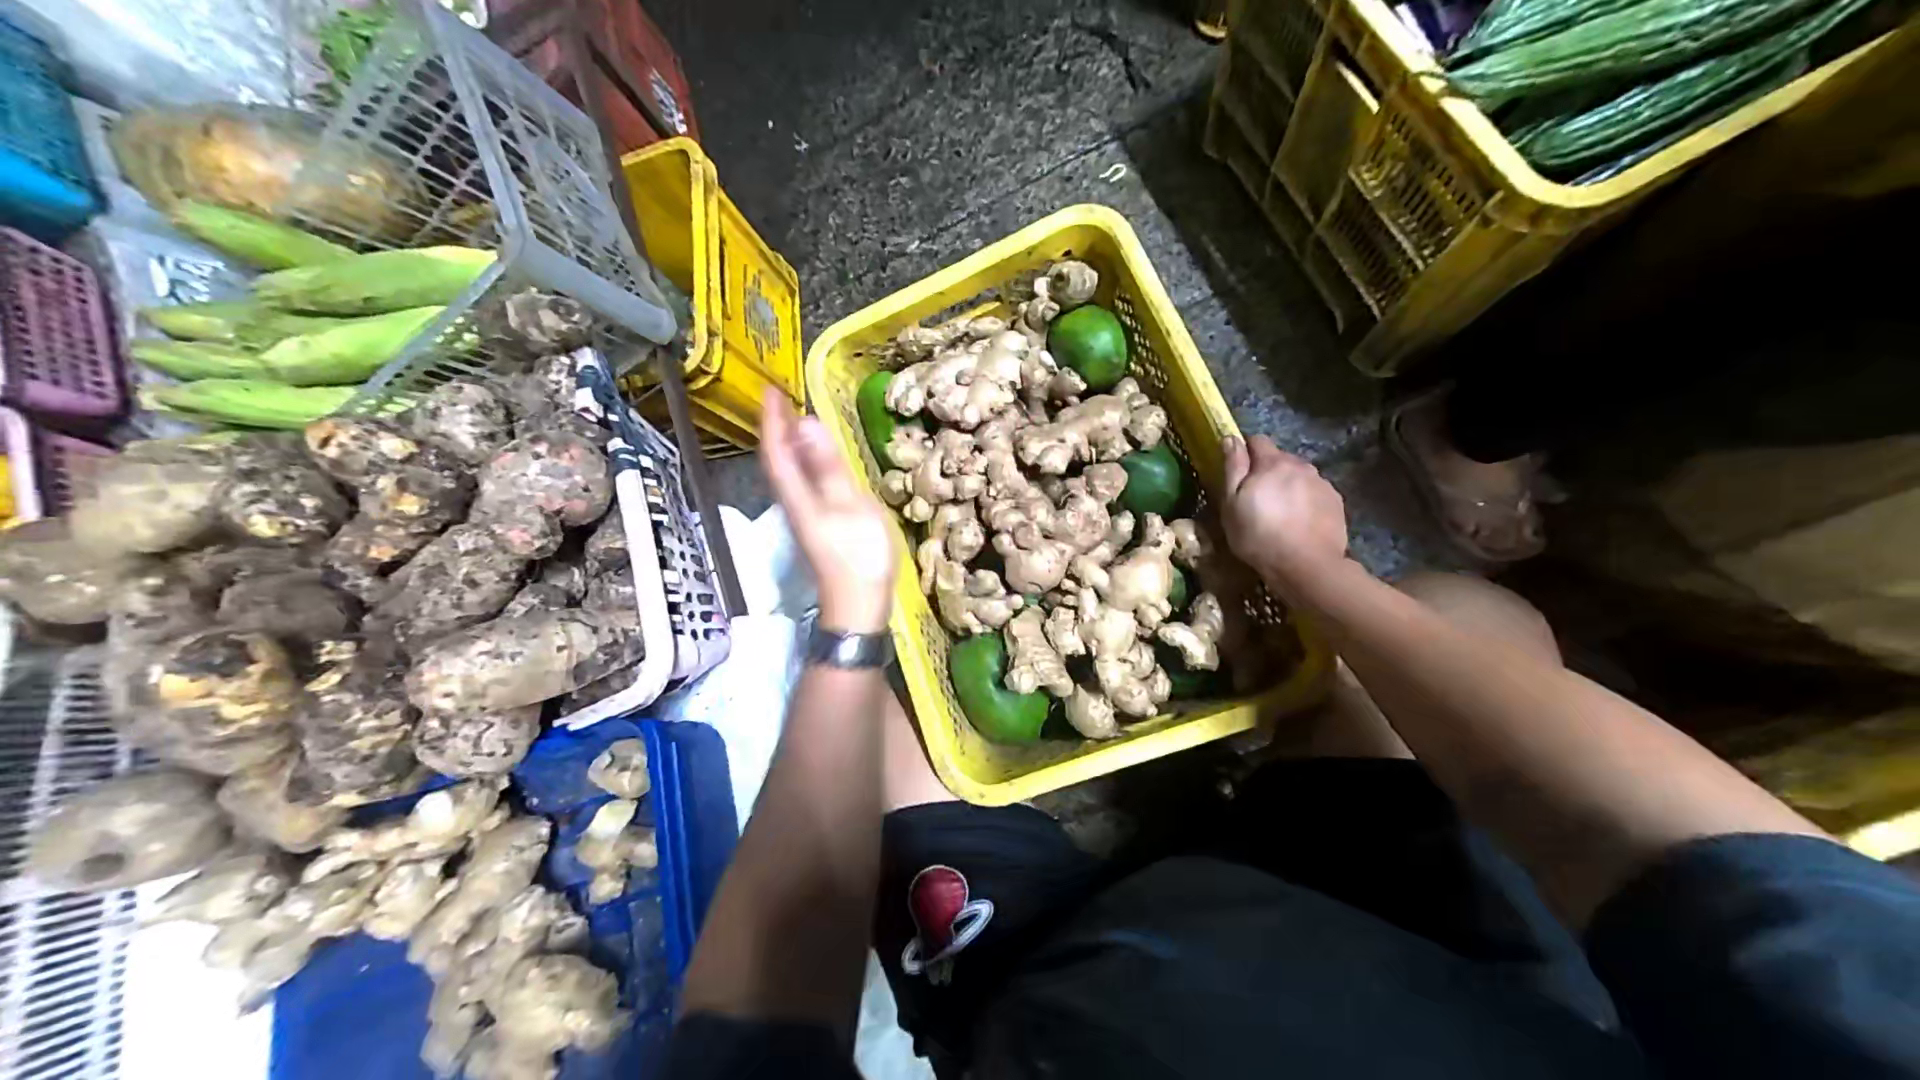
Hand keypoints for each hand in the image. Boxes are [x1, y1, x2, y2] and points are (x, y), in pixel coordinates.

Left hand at [760, 389, 898, 632]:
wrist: (857, 606)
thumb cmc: (858, 557)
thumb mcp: (849, 506)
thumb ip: (827, 466)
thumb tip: (806, 423)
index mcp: (797, 496)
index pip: (776, 451)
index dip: (772, 420)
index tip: (770, 389)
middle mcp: (792, 504)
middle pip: (776, 461)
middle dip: (776, 429)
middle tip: (781, 399)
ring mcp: (802, 517)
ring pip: (785, 473)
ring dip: (786, 445)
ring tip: (794, 422)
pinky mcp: (814, 527)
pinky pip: (799, 484)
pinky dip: (801, 464)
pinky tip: (813, 462)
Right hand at [1220, 435, 1348, 600]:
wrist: (1306, 566)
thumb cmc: (1259, 535)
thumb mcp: (1232, 503)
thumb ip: (1233, 467)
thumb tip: (1230, 438)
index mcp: (1272, 463)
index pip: (1257, 440)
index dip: (1245, 453)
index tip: (1239, 475)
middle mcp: (1301, 465)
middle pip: (1279, 459)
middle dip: (1267, 471)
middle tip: (1257, 499)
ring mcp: (1322, 483)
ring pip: (1298, 476)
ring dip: (1288, 486)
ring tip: (1280, 513)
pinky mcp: (1335, 501)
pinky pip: (1314, 492)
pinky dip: (1305, 501)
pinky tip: (1298, 522)